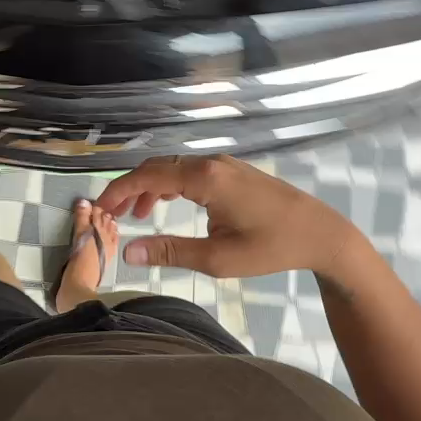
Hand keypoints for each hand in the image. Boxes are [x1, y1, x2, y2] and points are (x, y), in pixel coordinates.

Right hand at [96, 155, 364, 278]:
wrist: (321, 233)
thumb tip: (127, 252)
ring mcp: (224, 163)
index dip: (118, 191)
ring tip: (135, 214)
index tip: (99, 209)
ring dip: (149, 185)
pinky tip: (166, 203)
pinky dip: (169, 183)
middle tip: (111, 214)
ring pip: (173, 166)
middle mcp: (211, 163)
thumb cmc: (271, 247)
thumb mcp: (218, 258)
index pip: (148, 176)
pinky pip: (189, 169)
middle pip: (157, 166)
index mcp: (205, 178)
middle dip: (129, 187)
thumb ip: (170, 252)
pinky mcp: (233, 170)